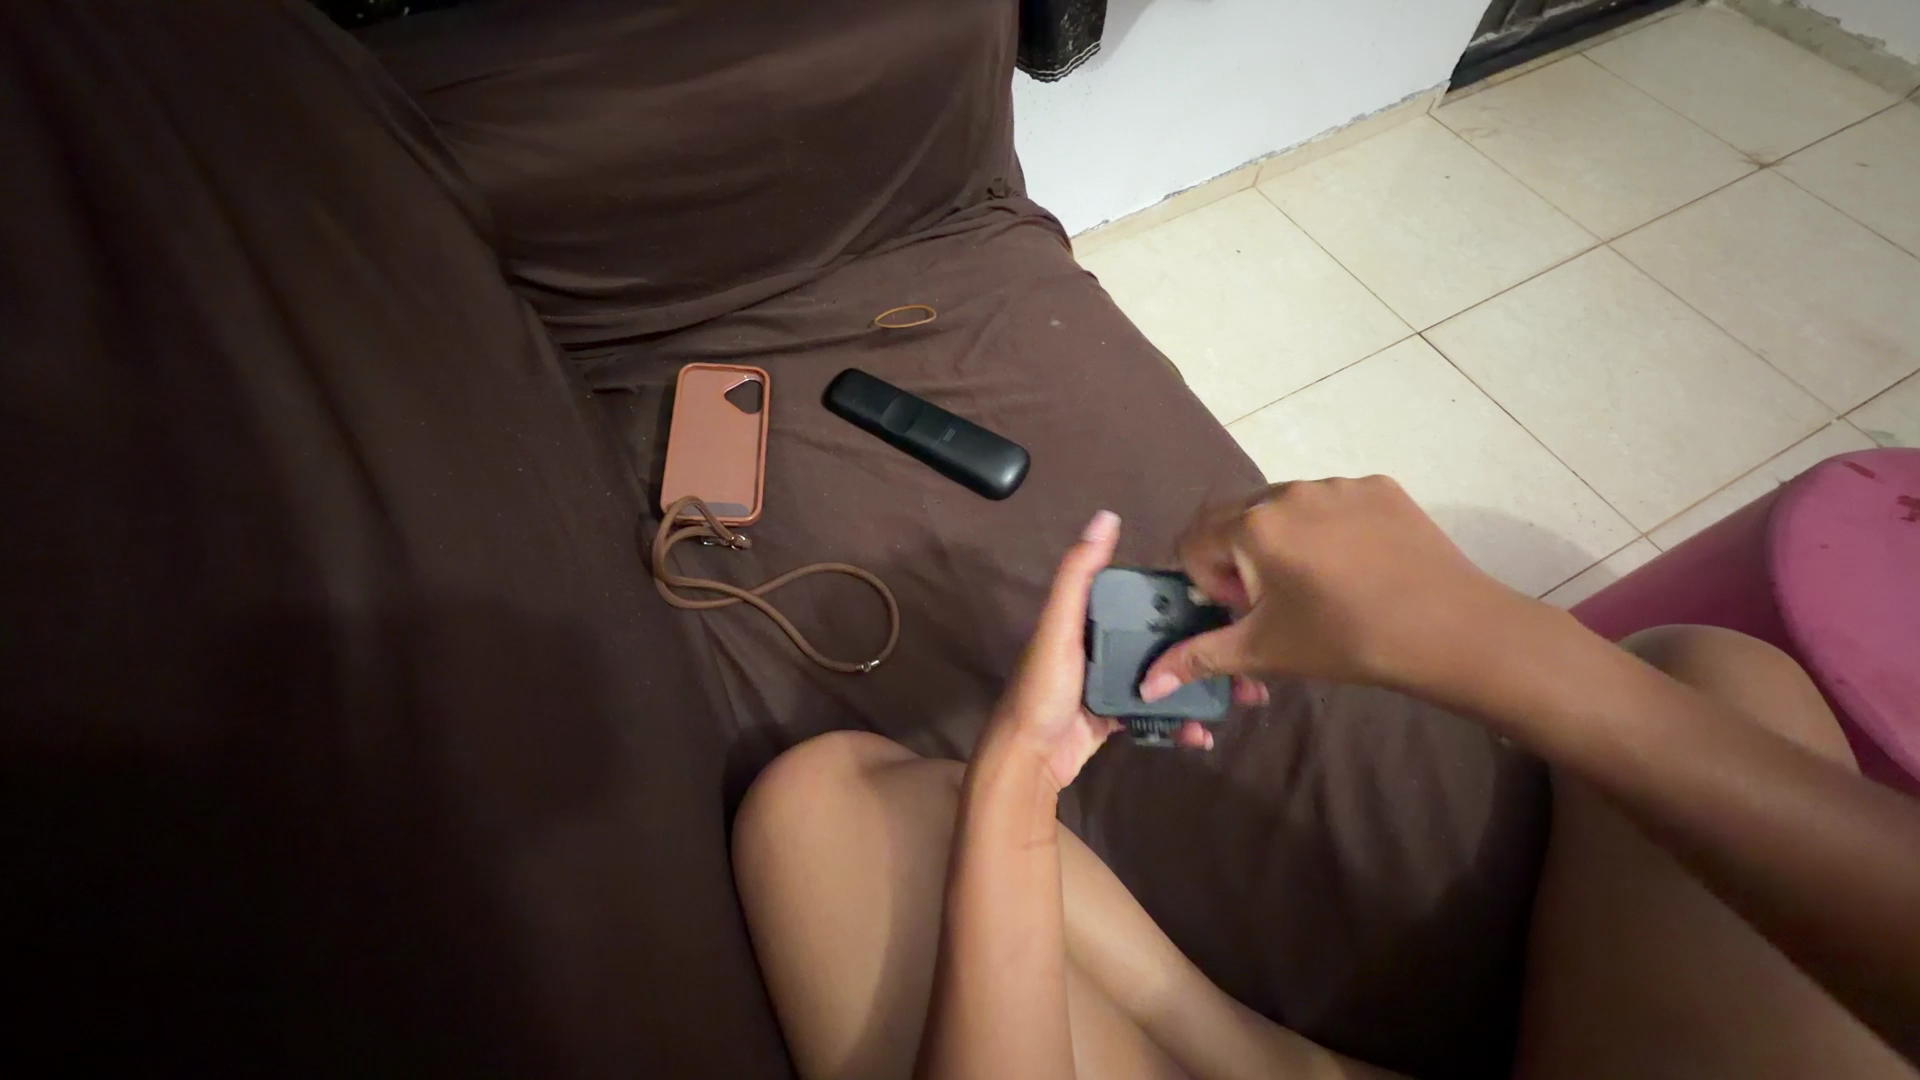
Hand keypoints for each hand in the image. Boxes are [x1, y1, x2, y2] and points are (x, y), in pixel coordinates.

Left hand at [982, 510, 1213, 791]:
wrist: (1030, 756)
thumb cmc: (1044, 687)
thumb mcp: (1059, 626)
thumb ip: (1078, 575)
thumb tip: (1105, 517)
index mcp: (1090, 618)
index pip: (1145, 599)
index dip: (1185, 600)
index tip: (1230, 603)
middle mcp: (1104, 645)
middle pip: (1163, 640)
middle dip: (1204, 649)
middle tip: (1244, 662)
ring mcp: (1112, 682)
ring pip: (1166, 677)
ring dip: (1200, 686)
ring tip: (1239, 698)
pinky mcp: (1117, 715)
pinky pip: (1157, 713)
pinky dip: (1180, 721)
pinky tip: (1201, 733)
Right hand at [1139, 477, 1536, 703]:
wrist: (1454, 632)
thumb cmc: (1345, 641)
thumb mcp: (1263, 651)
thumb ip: (1197, 658)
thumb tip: (1145, 683)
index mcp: (1253, 524)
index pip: (1193, 541)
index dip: (1208, 581)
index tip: (1244, 610)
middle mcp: (1287, 490)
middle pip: (1234, 520)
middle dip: (1239, 559)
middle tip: (1275, 601)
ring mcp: (1337, 483)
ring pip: (1281, 509)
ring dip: (1279, 543)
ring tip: (1320, 585)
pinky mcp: (1378, 486)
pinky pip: (1328, 503)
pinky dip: (1325, 530)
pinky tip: (1358, 566)